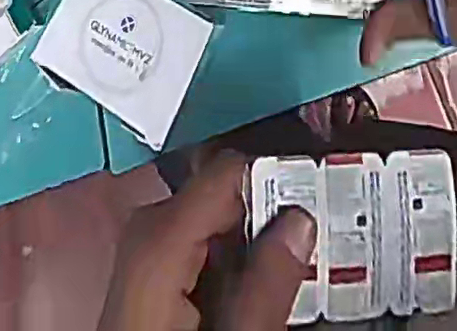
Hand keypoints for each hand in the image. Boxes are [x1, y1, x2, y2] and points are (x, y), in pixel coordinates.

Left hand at [98, 152, 316, 330]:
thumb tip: (299, 224)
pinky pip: (199, 239)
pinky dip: (228, 254)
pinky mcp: (147, 266)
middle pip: (221, 192)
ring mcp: (144, 246)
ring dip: (250, 237)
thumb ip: (266, 286)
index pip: (227, 169)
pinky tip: (246, 287)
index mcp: (159, 234)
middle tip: (305, 245)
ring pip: (213, 216)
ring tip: (281, 270)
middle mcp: (147, 227)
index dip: (275, 179)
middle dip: (266, 213)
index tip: (312, 202)